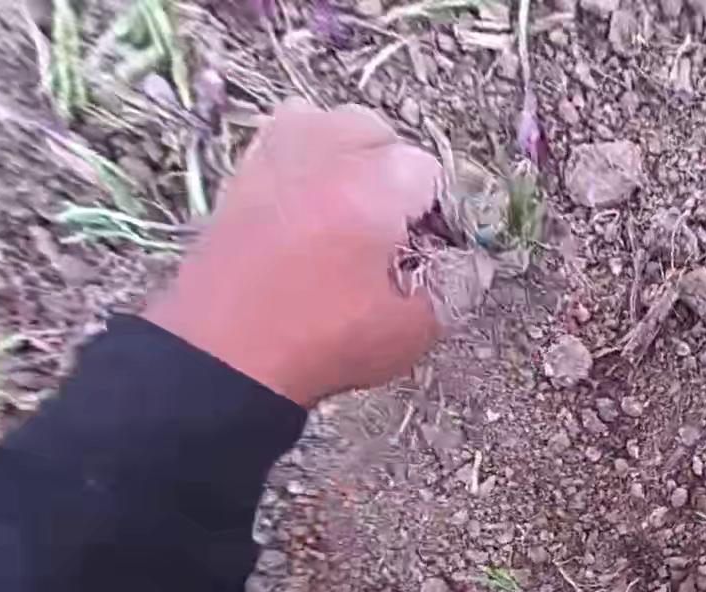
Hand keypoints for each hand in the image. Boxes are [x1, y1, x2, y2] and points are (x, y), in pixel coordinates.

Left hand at [144, 101, 442, 406]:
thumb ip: (456, 285)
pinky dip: (313, 162)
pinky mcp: (241, 183)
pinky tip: (326, 208)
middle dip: (402, 170)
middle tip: (413, 224)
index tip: (450, 245)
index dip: (448, 208)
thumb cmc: (332, 341)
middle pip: (373, 130)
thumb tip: (474, 262)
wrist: (231, 355)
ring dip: (355, 156)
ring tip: (368, 206)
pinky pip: (284, 143)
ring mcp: (271, 166)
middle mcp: (316, 163)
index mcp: (367, 194)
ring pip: (322, 123)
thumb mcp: (417, 327)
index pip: (426, 168)